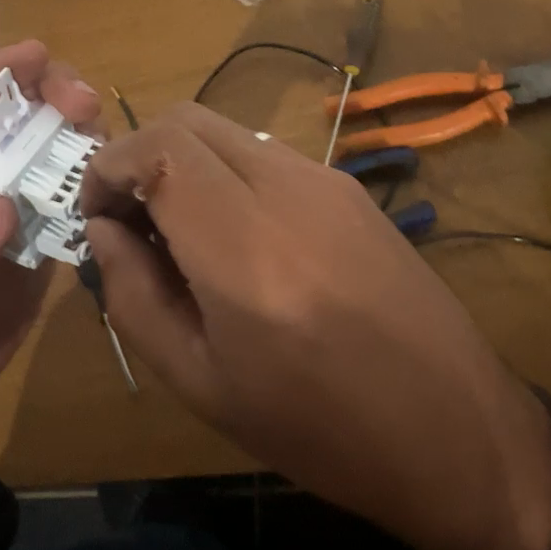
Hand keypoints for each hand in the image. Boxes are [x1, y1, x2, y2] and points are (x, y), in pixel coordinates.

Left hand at [0, 41, 100, 432]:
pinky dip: (91, 180)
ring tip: (106, 134)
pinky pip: (68, 196)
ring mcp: (10, 209)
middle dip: (47, 95)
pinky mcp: (40, 237)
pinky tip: (115, 179)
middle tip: (86, 100)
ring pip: (46, 149)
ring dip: (76, 132)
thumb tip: (0, 204)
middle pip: (11, 119)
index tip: (34, 52)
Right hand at [81, 103, 550, 549]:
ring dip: (185, 162)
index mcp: (245, 246)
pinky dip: (228, 173)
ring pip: (228, 131)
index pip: (157, 148)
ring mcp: (328, 181)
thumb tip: (105, 230)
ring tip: (179, 234)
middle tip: (128, 221)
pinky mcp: (352, 189)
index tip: (96, 215)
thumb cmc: (317, 427)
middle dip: (140, 155)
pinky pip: (269, 156)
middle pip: (189, 120)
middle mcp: (288, 190)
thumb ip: (134, 296)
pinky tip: (236, 237)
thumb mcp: (201, 383)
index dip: (109, 167)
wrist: (454, 429)